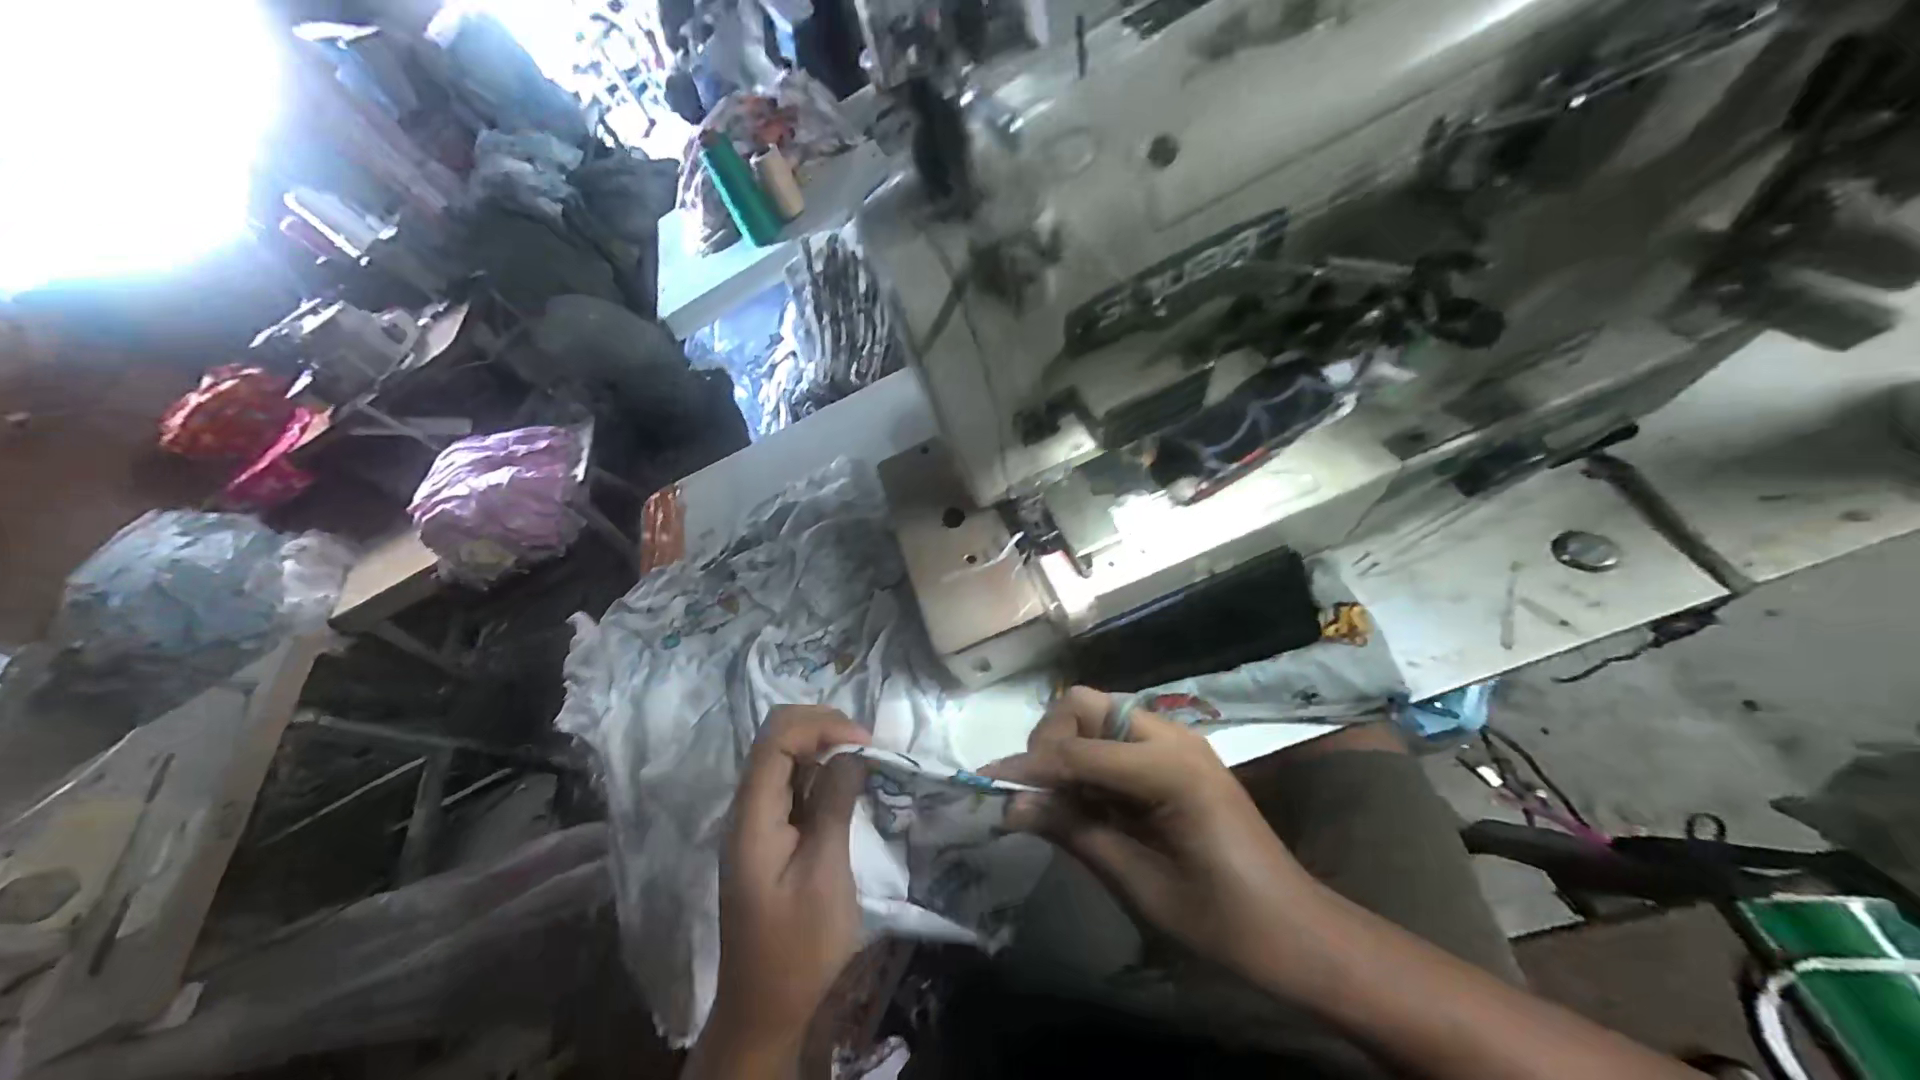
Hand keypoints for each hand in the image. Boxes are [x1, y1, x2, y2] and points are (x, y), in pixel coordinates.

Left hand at [691, 706, 870, 1077]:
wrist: (765, 1007)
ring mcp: (757, 821)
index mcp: (752, 816)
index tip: (866, 742)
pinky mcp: (770, 835)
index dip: (822, 725)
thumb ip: (834, 804)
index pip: (776, 738)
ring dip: (825, 749)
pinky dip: (822, 774)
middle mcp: (747, 808)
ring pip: (785, 758)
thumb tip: (852, 752)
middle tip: (868, 747)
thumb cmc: (798, 946)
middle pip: (777, 738)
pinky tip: (849, 785)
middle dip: (824, 729)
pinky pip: (792, 785)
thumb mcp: (825, 872)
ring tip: (866, 761)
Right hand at [981, 686, 1335, 983]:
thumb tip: (1010, 805)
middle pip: (1084, 705)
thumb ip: (1073, 832)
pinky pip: (1117, 736)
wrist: (1295, 930)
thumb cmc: (1222, 920)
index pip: (1075, 752)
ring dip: (1068, 747)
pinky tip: (1090, 800)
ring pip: (1098, 714)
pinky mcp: (1178, 755)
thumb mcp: (1139, 883)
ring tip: (1062, 801)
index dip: (1026, 767)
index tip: (986, 783)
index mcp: (1168, 769)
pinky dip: (1091, 757)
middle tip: (1038, 792)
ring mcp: (1177, 741)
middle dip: (1050, 740)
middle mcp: (1171, 737)